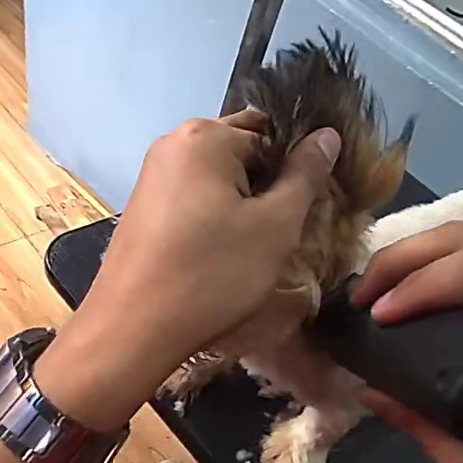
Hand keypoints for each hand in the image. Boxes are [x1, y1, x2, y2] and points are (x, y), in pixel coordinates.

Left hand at [33, 111, 340, 429]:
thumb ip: (305, 175)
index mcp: (205, 136)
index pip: (273, 136)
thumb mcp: (275, 225)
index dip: (298, 170)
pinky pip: (195, 198)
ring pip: (219, 178)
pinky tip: (224, 252)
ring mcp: (153, 175)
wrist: (135, 329)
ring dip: (245, 204)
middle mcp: (173, 143)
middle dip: (269, 185)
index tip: (308, 209)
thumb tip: (327, 134)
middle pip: (243, 152)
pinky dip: (217, 217)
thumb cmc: (214, 273)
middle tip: (286, 229)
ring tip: (257, 245)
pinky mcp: (144, 207)